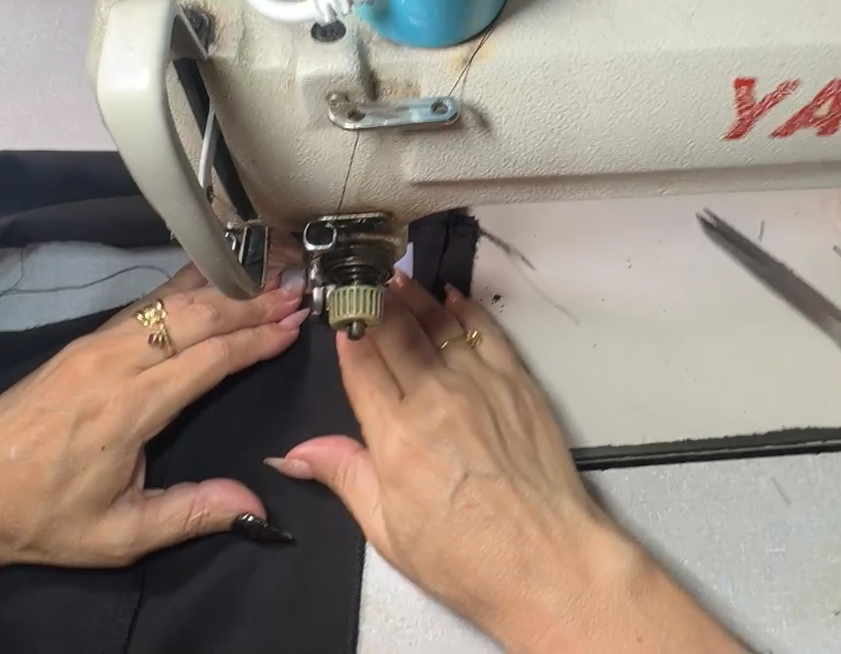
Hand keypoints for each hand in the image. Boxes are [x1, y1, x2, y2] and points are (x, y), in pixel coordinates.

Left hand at [0, 257, 307, 581]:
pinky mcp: (86, 337)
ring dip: (226, 288)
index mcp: (129, 407)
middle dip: (252, 304)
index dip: (258, 339)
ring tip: (268, 280)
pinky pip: (149, 300)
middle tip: (296, 294)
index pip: (211, 357)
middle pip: (199, 316)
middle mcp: (117, 361)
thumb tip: (257, 502)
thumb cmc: (39, 518)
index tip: (296, 326)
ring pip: (175, 300)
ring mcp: (98, 341)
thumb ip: (190, 513)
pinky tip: (213, 278)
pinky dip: (190, 285)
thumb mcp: (116, 536)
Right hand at [267, 276, 652, 647]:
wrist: (548, 561)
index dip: (348, 337)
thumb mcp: (388, 531)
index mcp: (396, 434)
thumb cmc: (464, 557)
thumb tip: (291, 453)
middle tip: (364, 283)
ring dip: (413, 298)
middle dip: (375, 305)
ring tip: (397, 279)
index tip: (340, 319)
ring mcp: (478, 381)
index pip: (362, 367)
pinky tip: (451, 296)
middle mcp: (434, 395)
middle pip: (396, 334)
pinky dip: (465, 308)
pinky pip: (485, 329)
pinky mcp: (515, 378)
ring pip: (437, 323)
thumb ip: (344, 476)